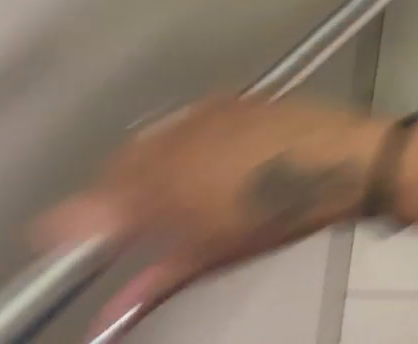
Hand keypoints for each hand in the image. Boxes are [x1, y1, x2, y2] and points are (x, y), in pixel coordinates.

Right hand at [35, 94, 390, 338]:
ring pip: (151, 139)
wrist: (346, 159)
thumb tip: (108, 320)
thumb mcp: (215, 254)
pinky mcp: (234, 98)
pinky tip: (204, 157)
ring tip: (172, 189)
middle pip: (118, 166)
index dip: (74, 225)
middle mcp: (175, 141)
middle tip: (133, 218)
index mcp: (162, 184)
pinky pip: (187, 119)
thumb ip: (156, 279)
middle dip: (115, 192)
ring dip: (148, 164)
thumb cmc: (283, 211)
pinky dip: (181, 140)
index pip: (90, 205)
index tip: (72, 240)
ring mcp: (207, 113)